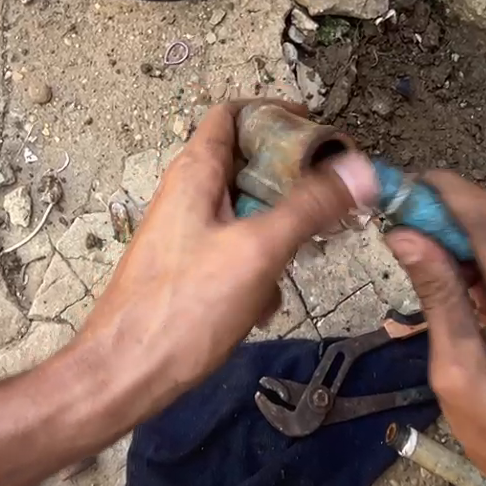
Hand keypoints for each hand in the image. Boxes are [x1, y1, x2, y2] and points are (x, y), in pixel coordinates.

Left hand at [70, 102, 377, 425]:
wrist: (124, 374)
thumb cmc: (185, 306)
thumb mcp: (258, 250)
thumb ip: (309, 207)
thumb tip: (361, 167)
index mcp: (196, 170)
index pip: (233, 113)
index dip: (275, 112)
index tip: (318, 130)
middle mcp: (189, 191)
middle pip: (247, 161)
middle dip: (290, 177)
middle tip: (332, 194)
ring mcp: (188, 229)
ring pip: (246, 208)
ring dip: (279, 227)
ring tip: (307, 251)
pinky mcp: (190, 265)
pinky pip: (235, 246)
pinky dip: (258, 262)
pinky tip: (267, 299)